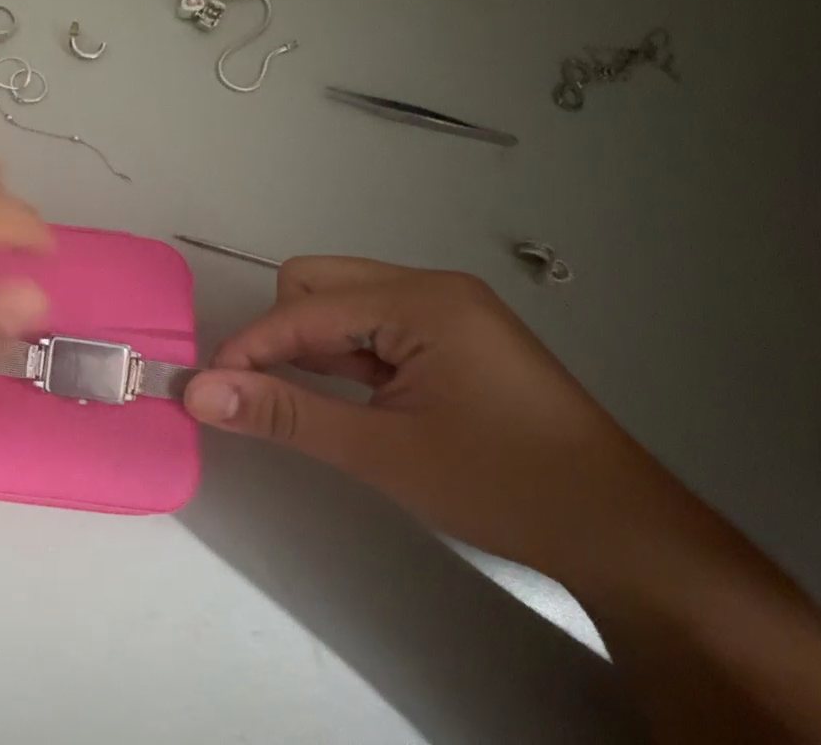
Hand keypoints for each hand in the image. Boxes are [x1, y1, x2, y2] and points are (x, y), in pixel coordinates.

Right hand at [183, 257, 713, 587]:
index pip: (302, 310)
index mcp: (422, 302)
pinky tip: (349, 398)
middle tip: (267, 395)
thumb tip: (196, 392)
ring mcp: (448, 313)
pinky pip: (373, 328)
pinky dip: (343, 357)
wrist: (623, 535)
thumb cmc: (504, 486)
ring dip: (310, 346)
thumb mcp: (380, 451)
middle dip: (279, 334)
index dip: (247, 350)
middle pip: (316, 285)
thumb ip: (281, 413)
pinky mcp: (455, 340)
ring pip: (342, 304)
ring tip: (305, 403)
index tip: (208, 395)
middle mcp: (433, 290)